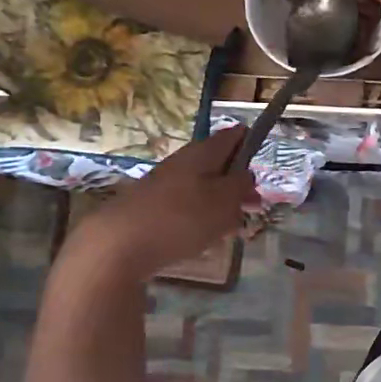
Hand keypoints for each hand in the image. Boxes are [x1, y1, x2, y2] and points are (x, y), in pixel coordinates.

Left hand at [59, 126, 258, 280]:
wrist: (118, 246)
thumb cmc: (181, 218)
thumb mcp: (225, 201)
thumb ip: (241, 186)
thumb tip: (246, 175)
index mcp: (202, 153)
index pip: (231, 136)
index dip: (249, 141)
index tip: (262, 157)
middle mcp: (181, 162)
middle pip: (216, 164)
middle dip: (236, 181)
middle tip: (253, 204)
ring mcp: (162, 185)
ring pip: (201, 187)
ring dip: (219, 202)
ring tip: (231, 226)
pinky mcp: (150, 208)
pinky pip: (184, 206)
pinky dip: (200, 217)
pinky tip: (203, 236)